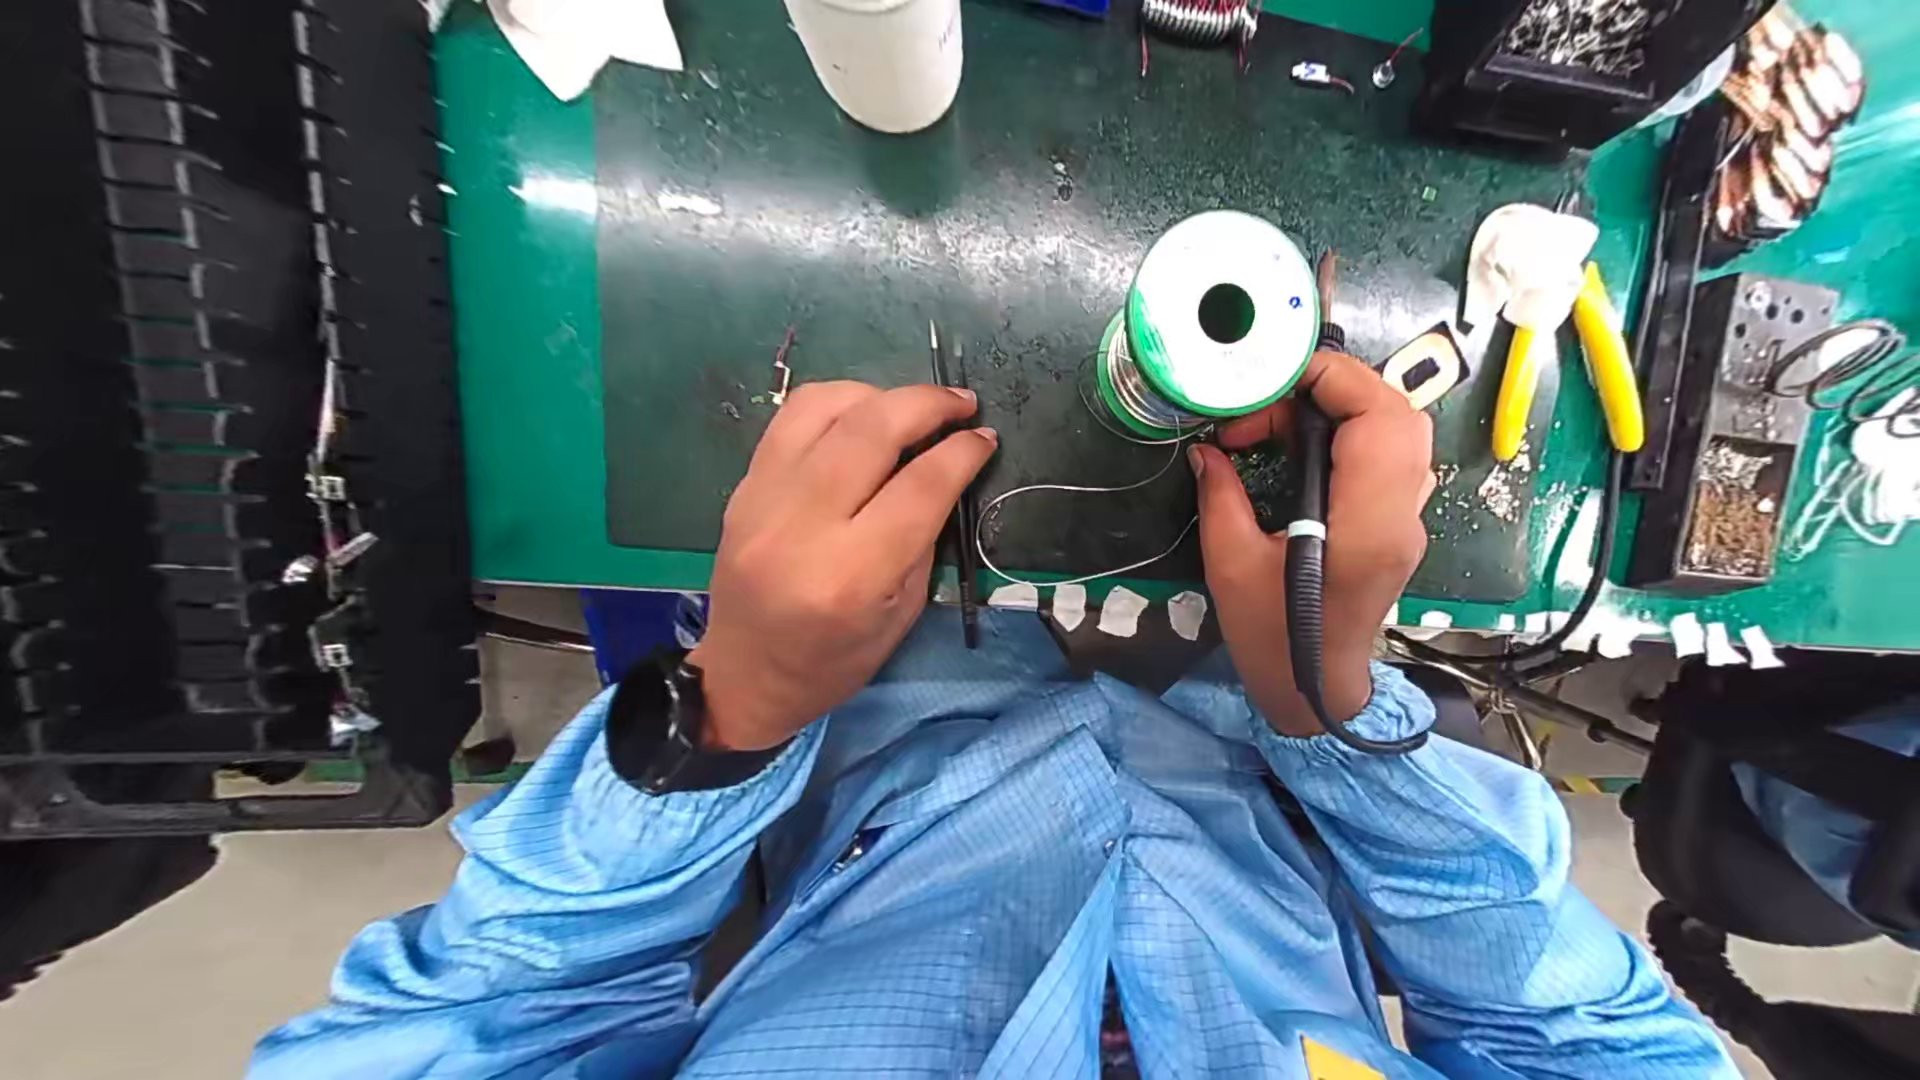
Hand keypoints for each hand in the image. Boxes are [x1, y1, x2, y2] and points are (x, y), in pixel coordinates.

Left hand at [689, 381, 996, 750]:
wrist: (744, 675)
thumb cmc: (834, 662)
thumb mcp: (901, 613)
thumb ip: (923, 538)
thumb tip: (943, 470)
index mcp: (851, 576)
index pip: (919, 488)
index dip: (962, 453)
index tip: (985, 438)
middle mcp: (802, 528)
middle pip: (871, 432)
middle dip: (927, 405)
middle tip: (962, 403)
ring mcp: (762, 501)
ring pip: (825, 408)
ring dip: (881, 394)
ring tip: (910, 408)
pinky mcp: (743, 488)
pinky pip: (790, 418)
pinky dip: (836, 403)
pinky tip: (861, 416)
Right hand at [1188, 350, 1434, 736]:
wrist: (1315, 689)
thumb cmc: (1272, 637)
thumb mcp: (1230, 565)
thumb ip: (1222, 497)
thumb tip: (1208, 450)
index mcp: (1366, 525)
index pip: (1380, 419)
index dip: (1333, 380)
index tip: (1270, 381)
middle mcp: (1401, 515)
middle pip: (1397, 414)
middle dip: (1330, 389)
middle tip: (1262, 410)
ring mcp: (1406, 520)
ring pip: (1397, 432)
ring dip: (1338, 410)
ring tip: (1274, 428)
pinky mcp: (1395, 525)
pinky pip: (1387, 456)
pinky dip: (1347, 435)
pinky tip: (1299, 451)